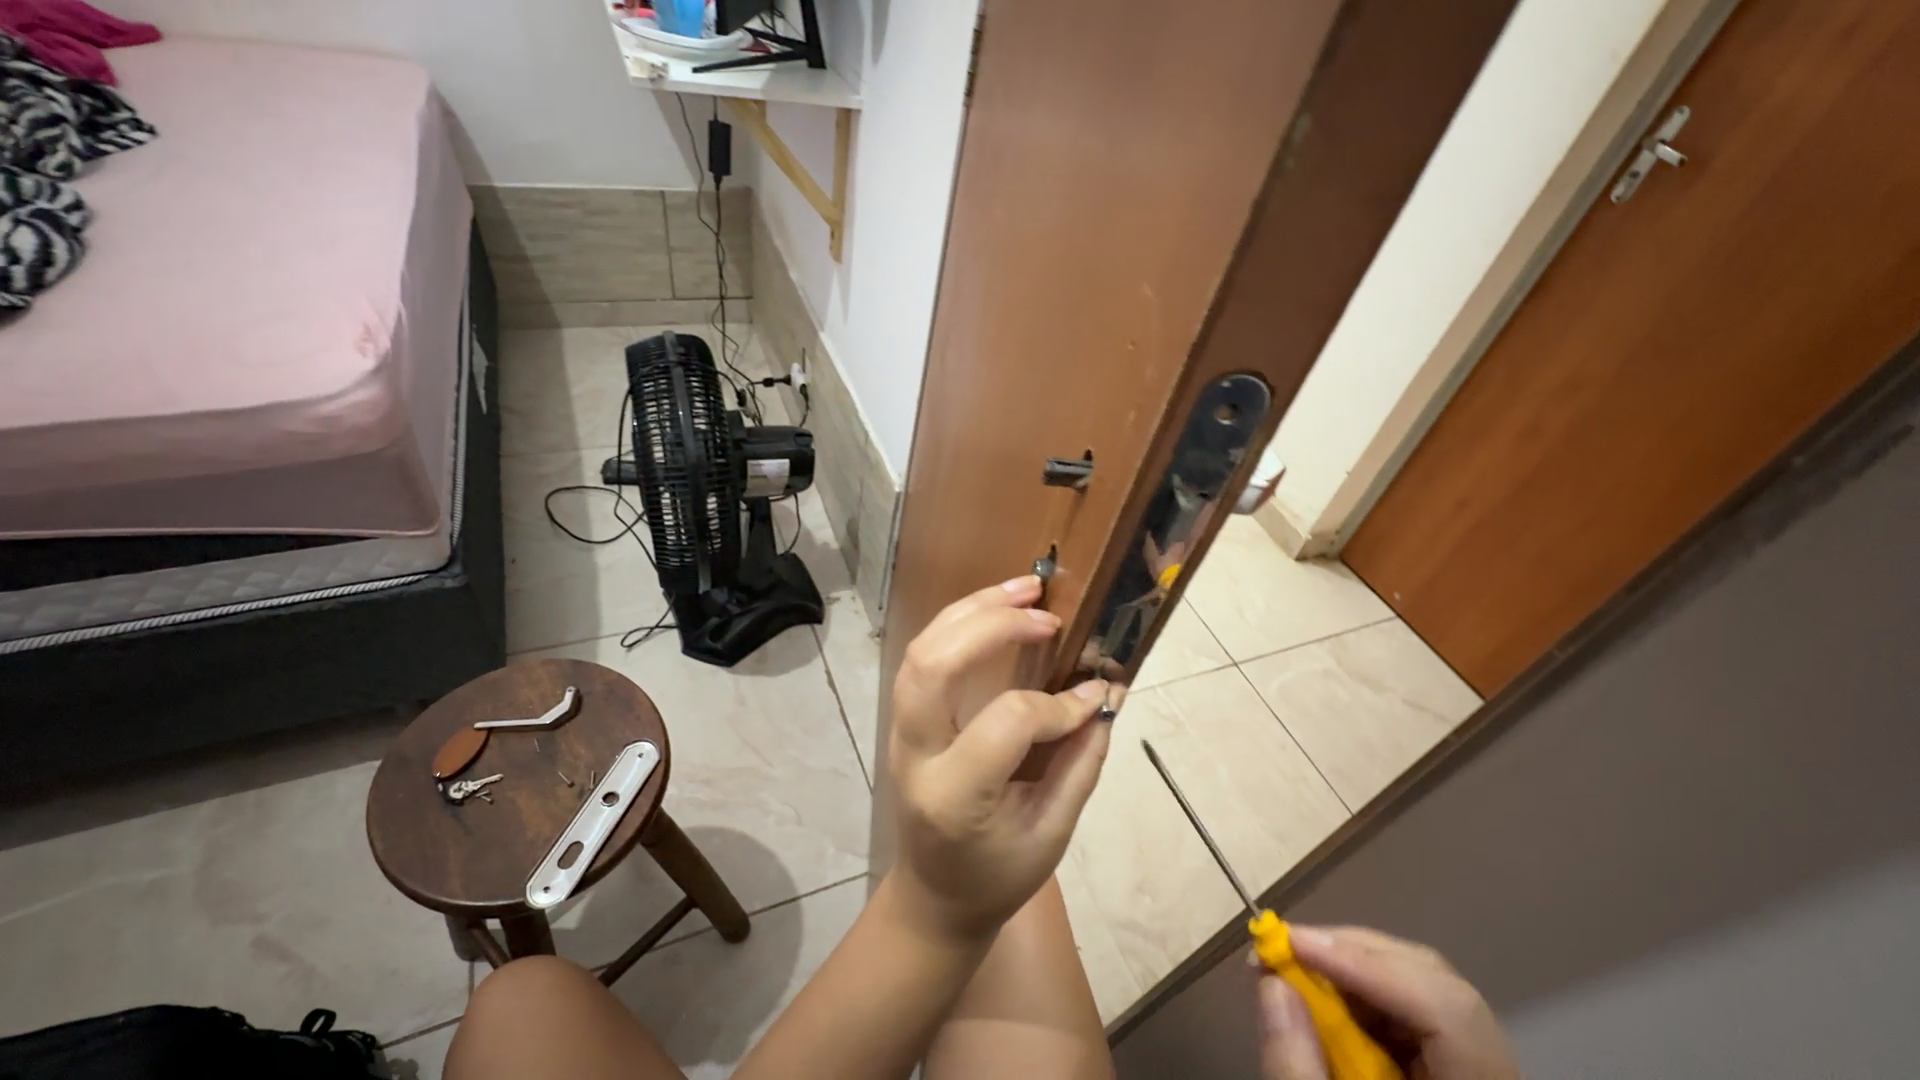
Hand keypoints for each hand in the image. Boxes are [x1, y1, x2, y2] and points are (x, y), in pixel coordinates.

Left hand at [888, 576, 1112, 940]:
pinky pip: (923, 658)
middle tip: (1048, 613)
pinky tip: (997, 610)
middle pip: (934, 664)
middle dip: (991, 625)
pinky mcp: (904, 720)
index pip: (1007, 722)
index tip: (1096, 701)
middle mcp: (915, 755)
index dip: (1059, 706)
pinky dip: (959, 625)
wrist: (933, 898)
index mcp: (954, 795)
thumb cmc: (997, 877)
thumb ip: (1080, 766)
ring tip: (1027, 588)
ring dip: (972, 610)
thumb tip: (1105, 699)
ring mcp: (900, 734)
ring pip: (920, 651)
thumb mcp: (1051, 836)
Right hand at [1258, 926, 1516, 1079]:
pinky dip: (1358, 995)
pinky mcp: (1450, 1063)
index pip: (1445, 1008)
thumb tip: (1271, 982)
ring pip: (1421, 991)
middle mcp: (1495, 1071)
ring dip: (1350, 970)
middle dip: (1353, 955)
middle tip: (1283, 946)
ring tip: (1291, 964)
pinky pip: (1409, 1014)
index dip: (1367, 966)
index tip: (1291, 942)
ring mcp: (1477, 1065)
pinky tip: (1319, 994)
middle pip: (1435, 985)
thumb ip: (1299, 1068)